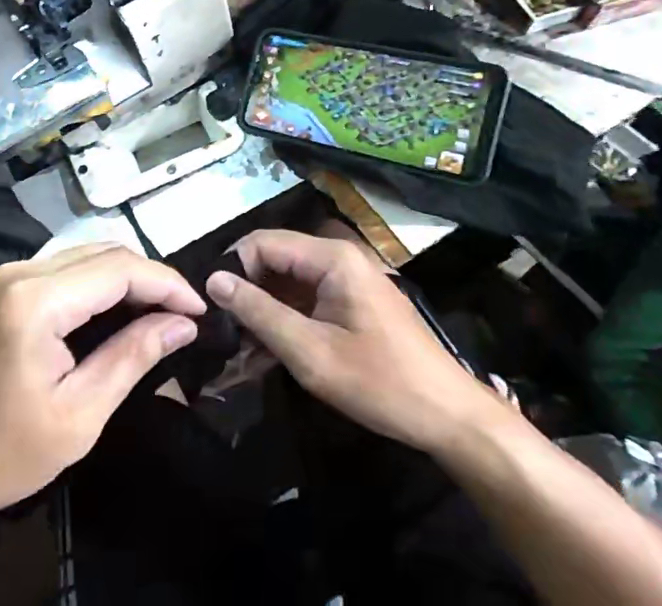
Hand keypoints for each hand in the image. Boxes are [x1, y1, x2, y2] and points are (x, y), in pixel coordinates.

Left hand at [0, 243, 204, 547]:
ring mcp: (4, 279)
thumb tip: (182, 323)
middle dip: (149, 278)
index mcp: (35, 300)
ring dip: (124, 277)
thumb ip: (132, 358)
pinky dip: (96, 283)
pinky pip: (61, 269)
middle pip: (102, 253)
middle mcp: (18, 273)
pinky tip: (117, 310)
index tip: (201, 311)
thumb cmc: (1, 454)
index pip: (118, 269)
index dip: (167, 283)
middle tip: (184, 315)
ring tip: (159, 313)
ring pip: (83, 256)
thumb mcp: (78, 415)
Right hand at [206, 230, 502, 455]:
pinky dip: (283, 323)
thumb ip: (259, 312)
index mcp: (332, 258)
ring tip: (236, 351)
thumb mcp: (310, 351)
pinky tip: (263, 355)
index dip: (232, 269)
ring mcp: (346, 281)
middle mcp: (338, 259)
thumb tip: (213, 280)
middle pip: (274, 261)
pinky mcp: (350, 304)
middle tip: (220, 332)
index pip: (262, 243)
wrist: (450, 418)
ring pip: (286, 284)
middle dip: (245, 293)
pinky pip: (304, 302)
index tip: (210, 306)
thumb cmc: (380, 382)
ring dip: (261, 313)